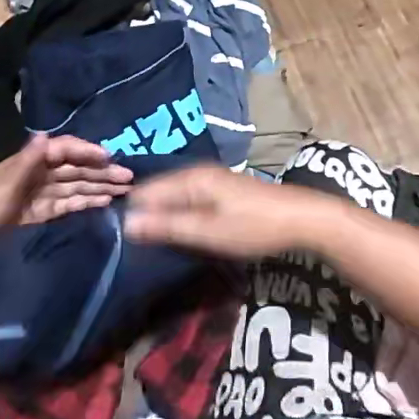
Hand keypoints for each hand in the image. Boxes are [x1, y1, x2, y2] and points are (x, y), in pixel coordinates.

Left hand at [0, 135, 131, 271]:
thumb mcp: (1, 189)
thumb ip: (25, 164)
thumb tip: (45, 136)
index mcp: (25, 163)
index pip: (62, 150)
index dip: (85, 151)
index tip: (109, 157)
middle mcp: (35, 174)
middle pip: (73, 168)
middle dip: (101, 171)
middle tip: (129, 177)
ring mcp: (37, 194)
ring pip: (75, 186)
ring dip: (99, 186)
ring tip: (124, 190)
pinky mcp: (38, 213)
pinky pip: (67, 204)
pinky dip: (86, 202)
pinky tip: (104, 202)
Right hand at [121, 165, 341, 260]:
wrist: (303, 218)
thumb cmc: (254, 227)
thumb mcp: (208, 231)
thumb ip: (168, 227)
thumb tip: (127, 224)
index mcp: (189, 178)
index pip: (143, 192)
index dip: (129, 213)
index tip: (116, 239)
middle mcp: (196, 172)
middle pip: (156, 191)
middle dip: (143, 214)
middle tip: (130, 245)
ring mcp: (211, 180)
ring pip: (172, 196)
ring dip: (162, 216)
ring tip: (150, 242)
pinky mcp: (222, 191)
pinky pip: (188, 199)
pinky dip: (179, 214)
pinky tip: (179, 231)